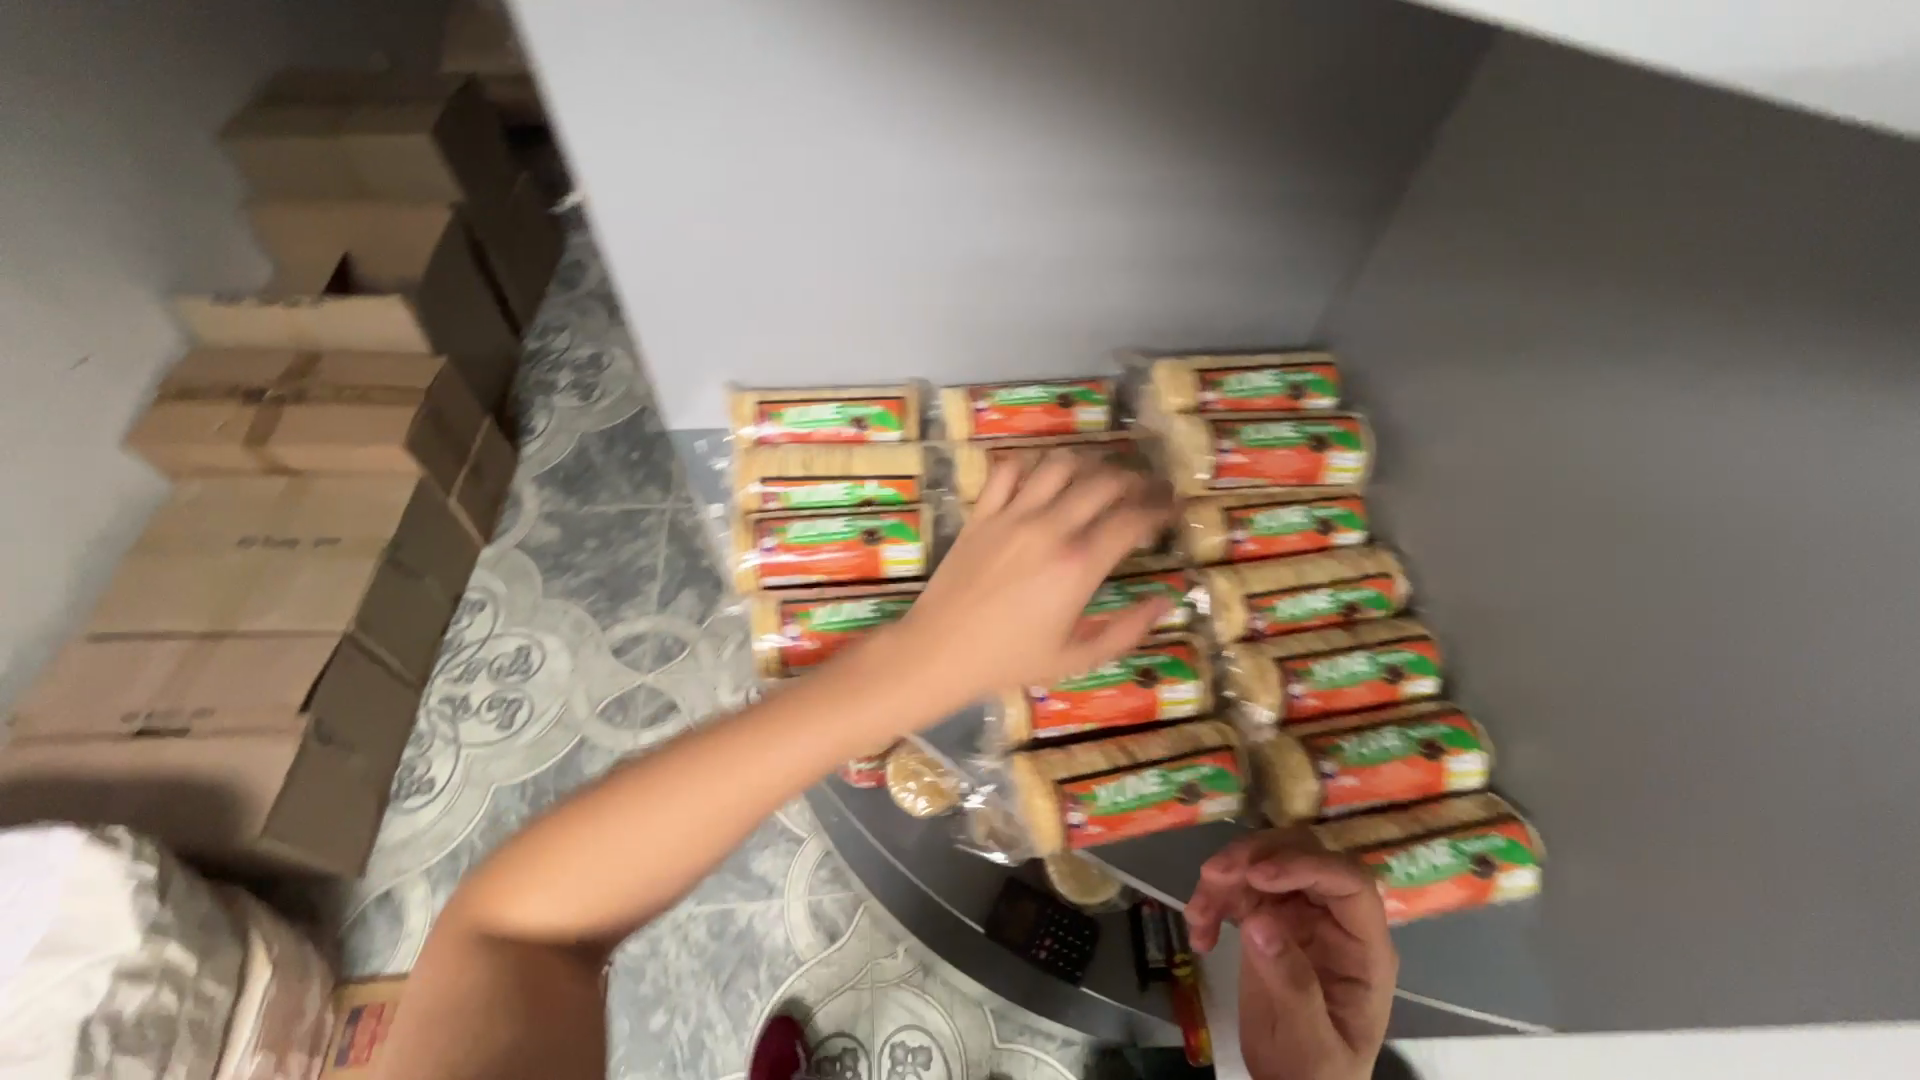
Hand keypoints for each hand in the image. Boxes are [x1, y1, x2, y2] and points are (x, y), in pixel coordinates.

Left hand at [879, 450, 1172, 711]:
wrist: (939, 652)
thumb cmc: (1010, 661)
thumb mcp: (1077, 658)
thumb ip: (1127, 630)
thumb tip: (1164, 600)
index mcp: (1079, 565)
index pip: (1133, 519)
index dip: (1160, 508)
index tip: (1171, 508)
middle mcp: (1049, 528)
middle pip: (1104, 482)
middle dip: (1136, 480)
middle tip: (1147, 488)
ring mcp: (1011, 516)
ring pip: (1060, 465)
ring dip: (1089, 464)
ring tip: (1101, 476)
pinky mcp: (981, 513)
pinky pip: (1008, 470)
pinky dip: (1030, 465)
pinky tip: (1042, 477)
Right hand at [1186, 832, 1397, 1079]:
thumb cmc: (1315, 1074)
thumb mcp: (1311, 1044)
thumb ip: (1293, 986)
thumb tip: (1260, 923)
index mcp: (1364, 946)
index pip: (1348, 882)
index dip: (1305, 866)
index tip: (1257, 874)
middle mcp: (1334, 919)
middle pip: (1302, 856)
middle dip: (1255, 856)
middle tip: (1213, 874)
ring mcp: (1299, 915)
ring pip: (1264, 862)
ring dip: (1226, 877)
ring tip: (1197, 912)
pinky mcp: (1266, 918)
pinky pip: (1238, 888)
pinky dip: (1212, 900)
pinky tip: (1198, 932)